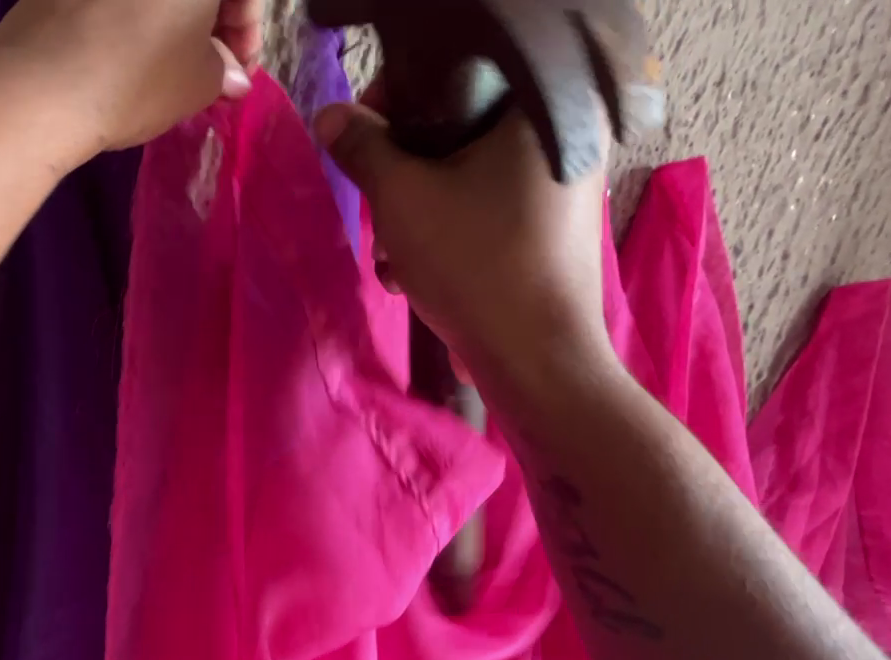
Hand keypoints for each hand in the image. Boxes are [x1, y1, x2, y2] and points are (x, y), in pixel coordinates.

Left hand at [0, 0, 255, 150]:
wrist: (41, 88)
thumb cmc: (137, 80)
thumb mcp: (197, 84)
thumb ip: (222, 71)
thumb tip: (230, 74)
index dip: (246, 26)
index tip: (237, 68)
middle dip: (207, 19)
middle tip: (203, 68)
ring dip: (165, 17)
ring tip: (162, 65)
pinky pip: (108, 0)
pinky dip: (125, 17)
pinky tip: (120, 56)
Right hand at [315, 101, 614, 383]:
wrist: (531, 351)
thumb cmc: (472, 261)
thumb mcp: (401, 199)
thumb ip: (362, 150)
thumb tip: (329, 115)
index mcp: (540, 104)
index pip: (449, 76)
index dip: (391, 105)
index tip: (357, 147)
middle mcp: (561, 132)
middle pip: (452, 133)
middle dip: (398, 180)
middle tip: (374, 216)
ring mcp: (558, 183)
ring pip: (461, 178)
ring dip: (411, 217)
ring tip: (390, 259)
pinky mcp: (546, 226)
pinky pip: (481, 209)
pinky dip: (442, 235)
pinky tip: (414, 274)